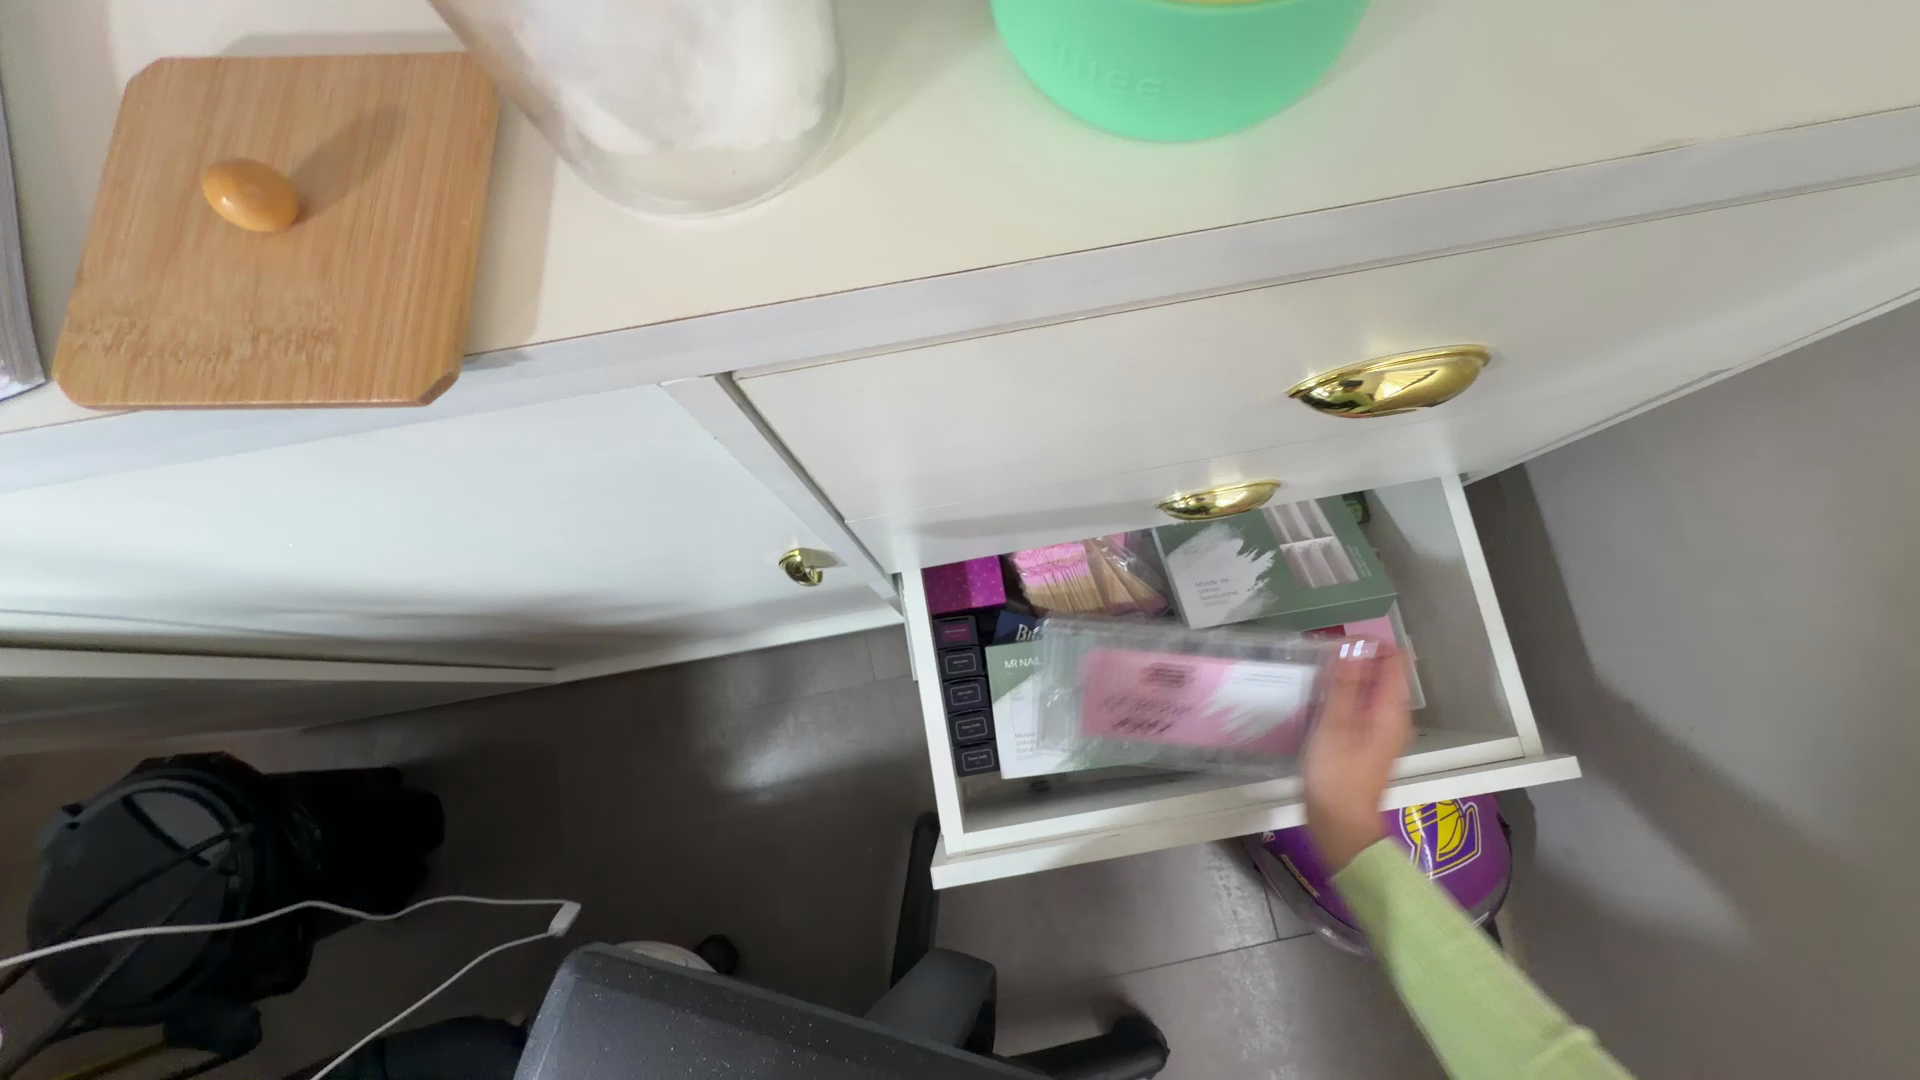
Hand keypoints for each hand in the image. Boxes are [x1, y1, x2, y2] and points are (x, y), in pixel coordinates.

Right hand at [1303, 642, 1411, 871]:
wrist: (1339, 823)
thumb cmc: (1336, 775)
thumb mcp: (1335, 724)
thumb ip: (1344, 684)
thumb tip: (1352, 647)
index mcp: (1391, 710)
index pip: (1395, 659)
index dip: (1370, 643)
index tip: (1338, 641)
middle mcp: (1393, 717)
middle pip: (1381, 673)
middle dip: (1353, 658)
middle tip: (1319, 655)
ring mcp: (1380, 731)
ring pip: (1368, 689)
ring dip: (1345, 677)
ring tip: (1314, 674)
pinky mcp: (1365, 742)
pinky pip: (1359, 706)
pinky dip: (1342, 696)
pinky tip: (1317, 701)